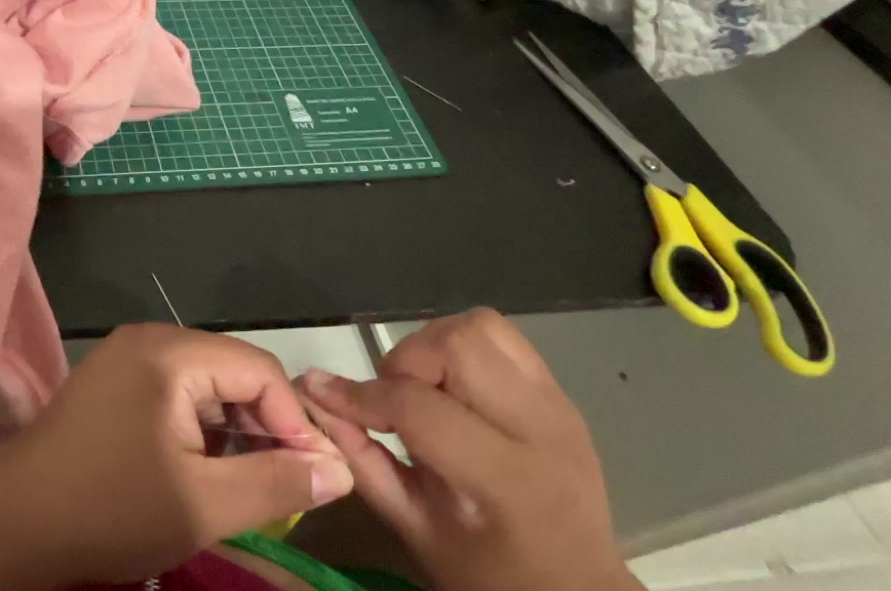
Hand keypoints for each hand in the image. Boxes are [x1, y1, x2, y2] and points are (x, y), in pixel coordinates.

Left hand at [0, 323, 354, 585]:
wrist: (13, 521)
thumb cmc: (109, 508)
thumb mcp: (203, 504)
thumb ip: (277, 482)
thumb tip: (340, 469)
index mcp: (169, 353)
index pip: (259, 370)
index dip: (295, 422)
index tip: (316, 478)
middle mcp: (148, 341)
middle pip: (233, 372)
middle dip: (267, 426)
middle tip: (291, 484)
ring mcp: (126, 359)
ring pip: (206, 386)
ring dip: (235, 431)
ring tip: (255, 484)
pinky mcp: (113, 384)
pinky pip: (176, 395)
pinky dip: (202, 430)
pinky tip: (209, 471)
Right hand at [301, 309, 641, 590]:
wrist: (576, 589)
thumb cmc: (488, 573)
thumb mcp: (414, 528)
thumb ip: (361, 458)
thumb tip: (313, 393)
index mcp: (507, 481)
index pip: (418, 407)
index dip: (359, 395)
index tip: (323, 393)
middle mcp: (541, 429)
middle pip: (457, 345)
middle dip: (404, 362)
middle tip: (391, 400)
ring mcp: (557, 404)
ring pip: (480, 327)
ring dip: (433, 346)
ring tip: (423, 389)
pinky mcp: (560, 392)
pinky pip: (501, 337)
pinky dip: (462, 347)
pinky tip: (451, 386)